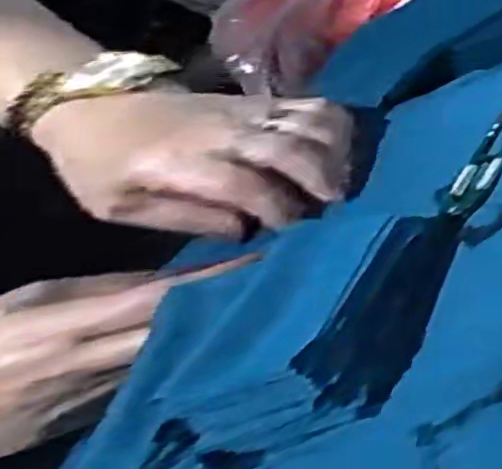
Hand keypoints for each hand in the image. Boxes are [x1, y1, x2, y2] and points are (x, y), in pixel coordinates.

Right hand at [0, 260, 251, 455]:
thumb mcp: (36, 301)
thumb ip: (111, 286)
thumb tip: (186, 272)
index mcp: (68, 328)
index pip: (162, 296)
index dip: (220, 276)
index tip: (272, 255)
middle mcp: (82, 365)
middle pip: (177, 332)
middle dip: (229, 308)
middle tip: (288, 281)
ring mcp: (80, 400)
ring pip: (169, 362)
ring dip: (216, 339)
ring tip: (273, 309)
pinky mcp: (79, 424)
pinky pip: (146, 389)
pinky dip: (183, 368)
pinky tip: (224, 350)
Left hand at [30, 91, 351, 238]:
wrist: (103, 109)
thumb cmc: (104, 166)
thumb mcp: (119, 206)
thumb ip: (185, 218)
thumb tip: (247, 231)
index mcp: (173, 163)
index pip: (241, 184)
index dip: (273, 208)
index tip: (289, 227)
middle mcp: (223, 132)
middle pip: (289, 150)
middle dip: (319, 179)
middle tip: (335, 203)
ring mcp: (252, 110)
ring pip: (314, 124)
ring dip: (338, 152)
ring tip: (343, 178)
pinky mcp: (269, 99)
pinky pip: (320, 106)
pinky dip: (340, 126)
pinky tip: (344, 148)